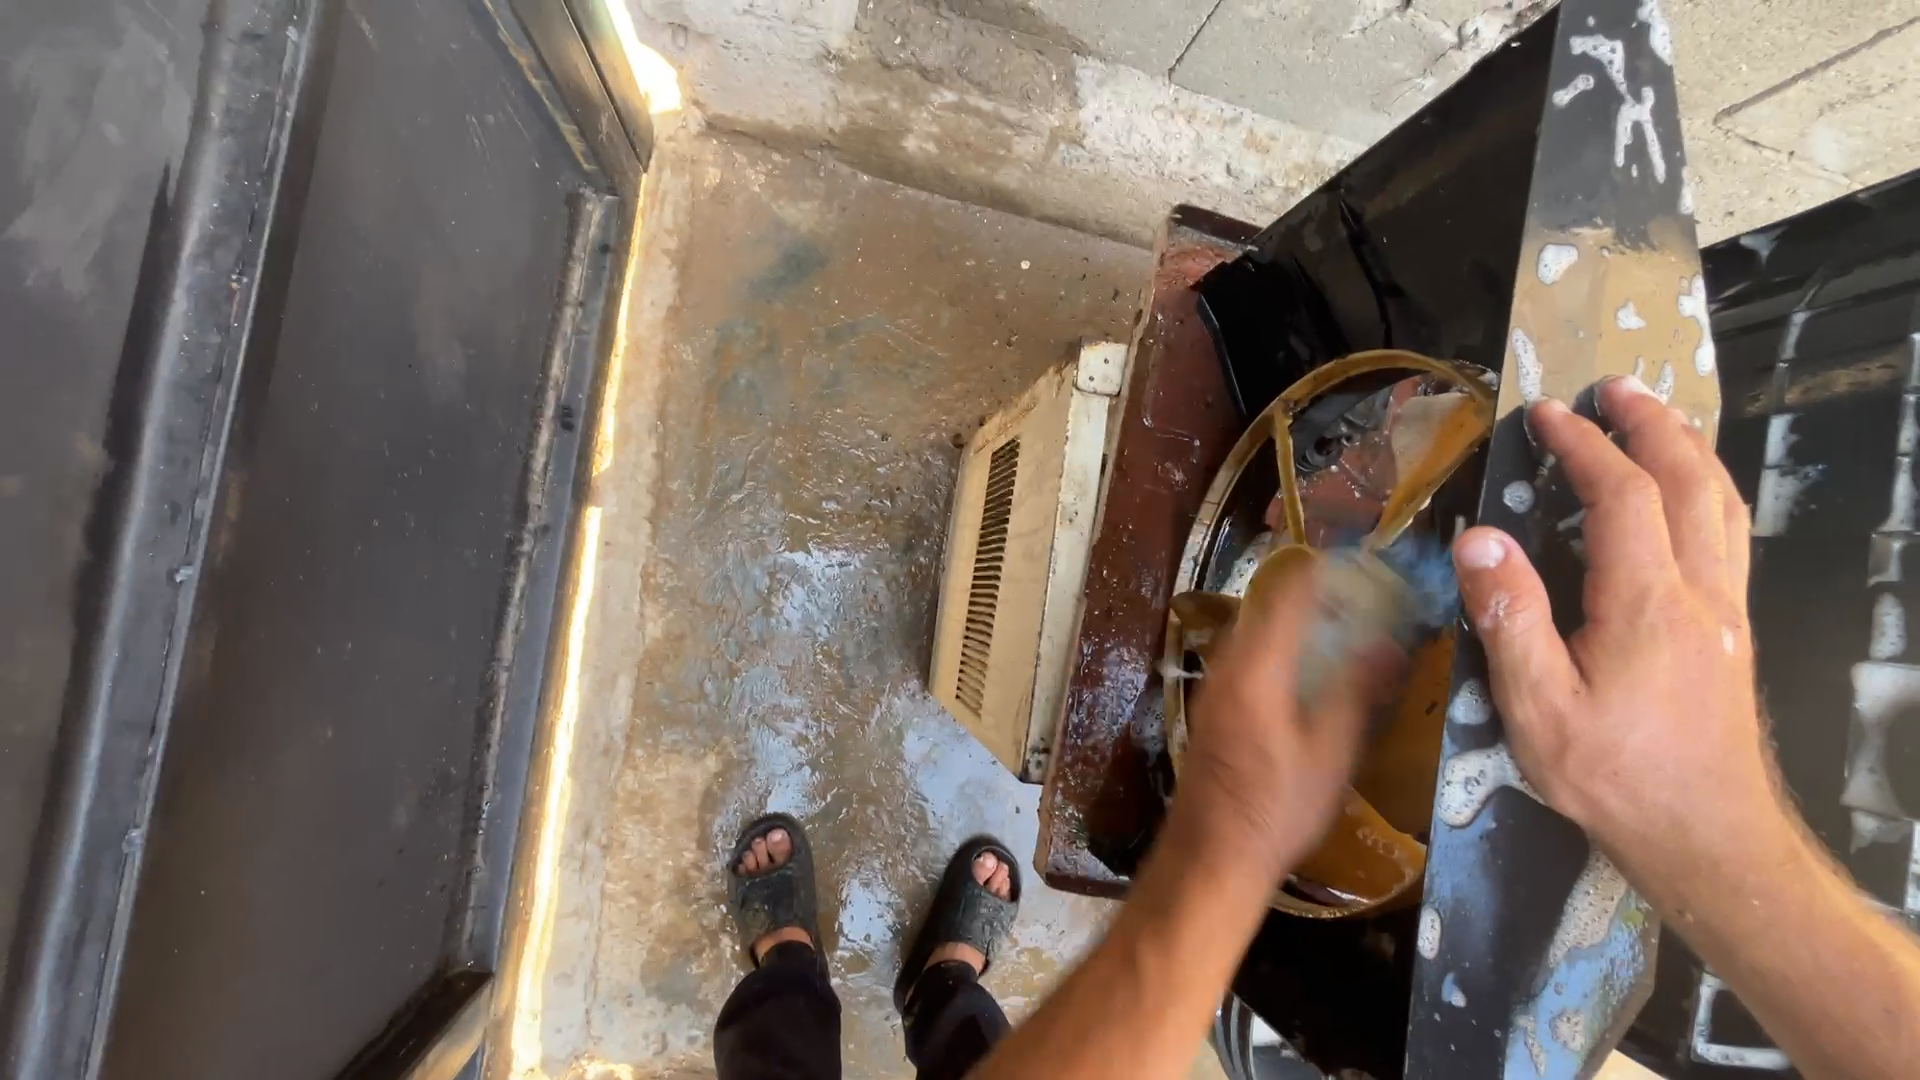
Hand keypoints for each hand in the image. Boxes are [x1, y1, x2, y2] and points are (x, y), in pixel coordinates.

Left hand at [1181, 563, 1388, 871]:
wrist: (1212, 850)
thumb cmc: (1277, 806)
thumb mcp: (1330, 751)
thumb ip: (1355, 690)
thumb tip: (1388, 642)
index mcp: (1256, 666)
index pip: (1286, 596)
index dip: (1319, 571)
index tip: (1357, 559)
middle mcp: (1227, 664)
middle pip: (1267, 609)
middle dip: (1311, 594)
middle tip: (1361, 591)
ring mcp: (1214, 684)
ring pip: (1255, 632)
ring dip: (1294, 620)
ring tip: (1344, 623)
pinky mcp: (1213, 704)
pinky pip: (1247, 656)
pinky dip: (1279, 647)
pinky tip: (1308, 667)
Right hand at [1449, 376, 1779, 869]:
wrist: (1705, 839)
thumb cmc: (1607, 772)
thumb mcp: (1535, 702)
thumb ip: (1509, 616)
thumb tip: (1481, 537)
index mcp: (1647, 605)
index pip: (1622, 499)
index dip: (1584, 447)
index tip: (1546, 413)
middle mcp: (1700, 594)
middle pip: (1692, 485)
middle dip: (1653, 427)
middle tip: (1616, 388)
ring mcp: (1724, 613)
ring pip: (1722, 508)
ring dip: (1688, 452)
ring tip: (1653, 421)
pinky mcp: (1728, 633)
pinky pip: (1724, 538)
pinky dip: (1702, 493)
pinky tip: (1679, 498)